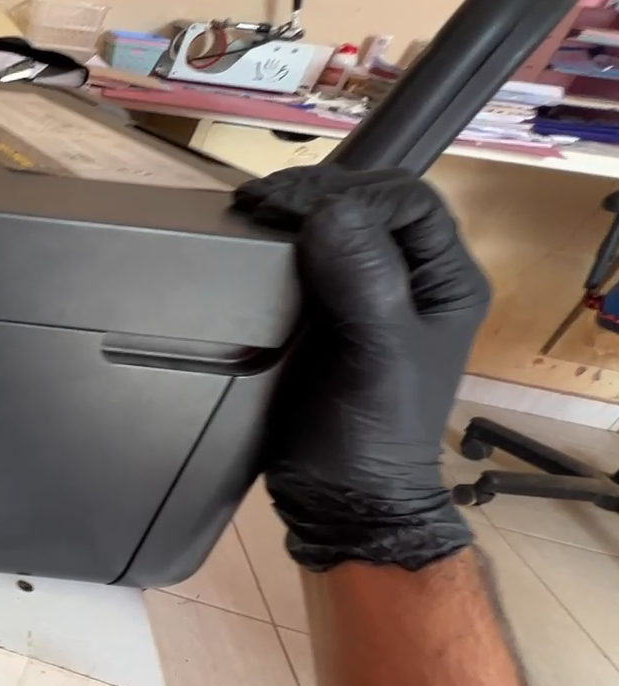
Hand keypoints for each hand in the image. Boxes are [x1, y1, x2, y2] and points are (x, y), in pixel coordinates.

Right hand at [235, 165, 489, 569]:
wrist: (336, 493)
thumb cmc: (368, 431)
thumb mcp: (375, 355)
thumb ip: (362, 283)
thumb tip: (328, 212)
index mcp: (442, 283)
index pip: (407, 205)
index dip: (345, 192)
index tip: (275, 202)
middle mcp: (405, 284)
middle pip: (371, 210)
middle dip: (316, 194)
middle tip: (253, 201)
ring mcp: (359, 304)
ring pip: (336, 235)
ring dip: (292, 218)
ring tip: (244, 217)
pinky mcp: (316, 324)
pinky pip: (301, 271)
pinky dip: (273, 253)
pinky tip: (244, 255)